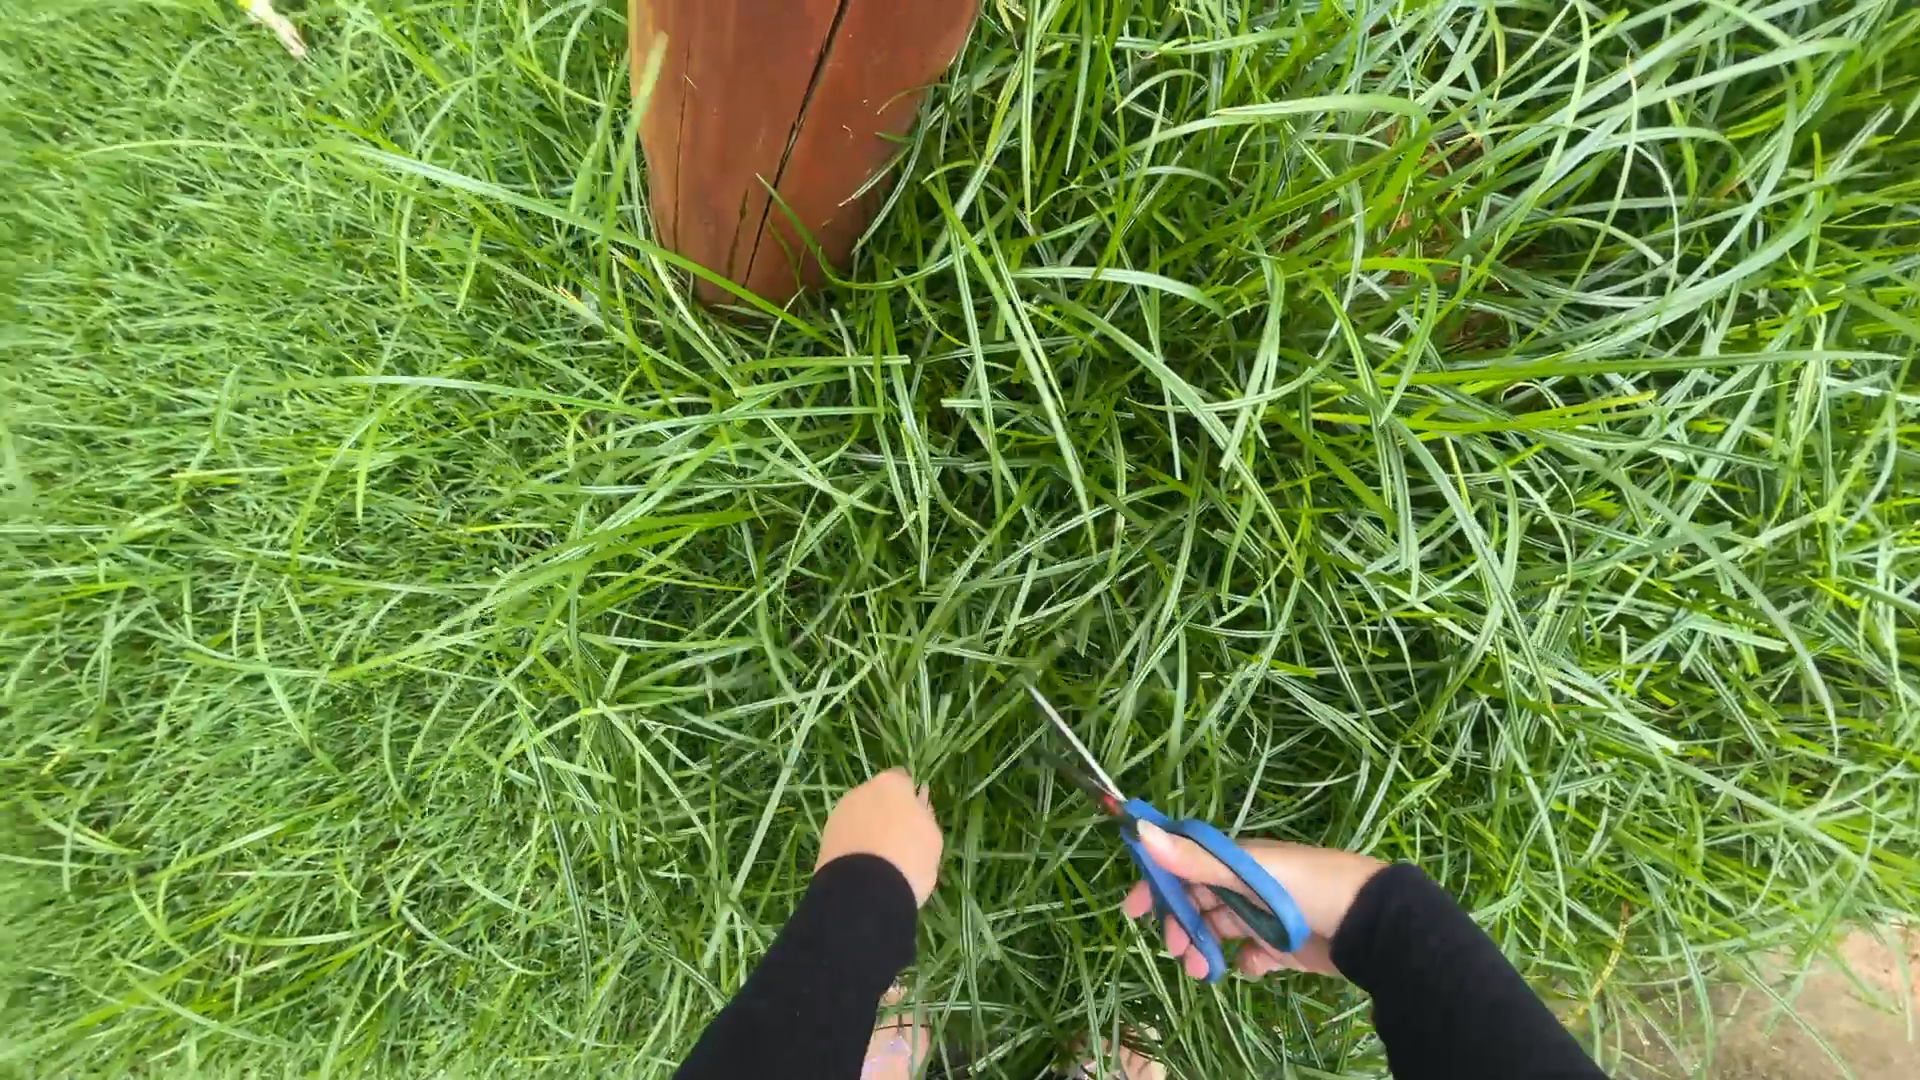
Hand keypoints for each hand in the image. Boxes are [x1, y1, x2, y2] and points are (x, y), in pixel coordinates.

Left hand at [817, 768, 943, 905]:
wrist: (864, 892)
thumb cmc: (909, 858)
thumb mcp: (932, 838)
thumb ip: (924, 816)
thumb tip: (918, 805)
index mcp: (891, 783)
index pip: (903, 781)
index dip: (909, 800)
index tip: (915, 821)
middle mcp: (861, 791)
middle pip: (877, 799)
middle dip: (885, 814)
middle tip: (898, 844)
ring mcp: (839, 814)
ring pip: (859, 818)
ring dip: (867, 831)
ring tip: (879, 863)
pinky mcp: (824, 839)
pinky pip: (845, 838)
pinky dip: (853, 849)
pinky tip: (863, 871)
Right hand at [1121, 823, 1384, 979]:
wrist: (1371, 923)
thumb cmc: (1303, 886)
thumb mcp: (1244, 871)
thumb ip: (1193, 858)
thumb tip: (1139, 828)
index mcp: (1230, 858)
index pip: (1180, 865)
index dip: (1155, 885)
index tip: (1132, 911)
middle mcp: (1242, 882)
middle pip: (1196, 901)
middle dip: (1180, 925)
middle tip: (1178, 951)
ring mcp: (1262, 913)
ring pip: (1219, 930)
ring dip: (1204, 948)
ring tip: (1204, 971)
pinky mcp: (1282, 944)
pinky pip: (1251, 953)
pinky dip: (1244, 962)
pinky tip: (1249, 967)